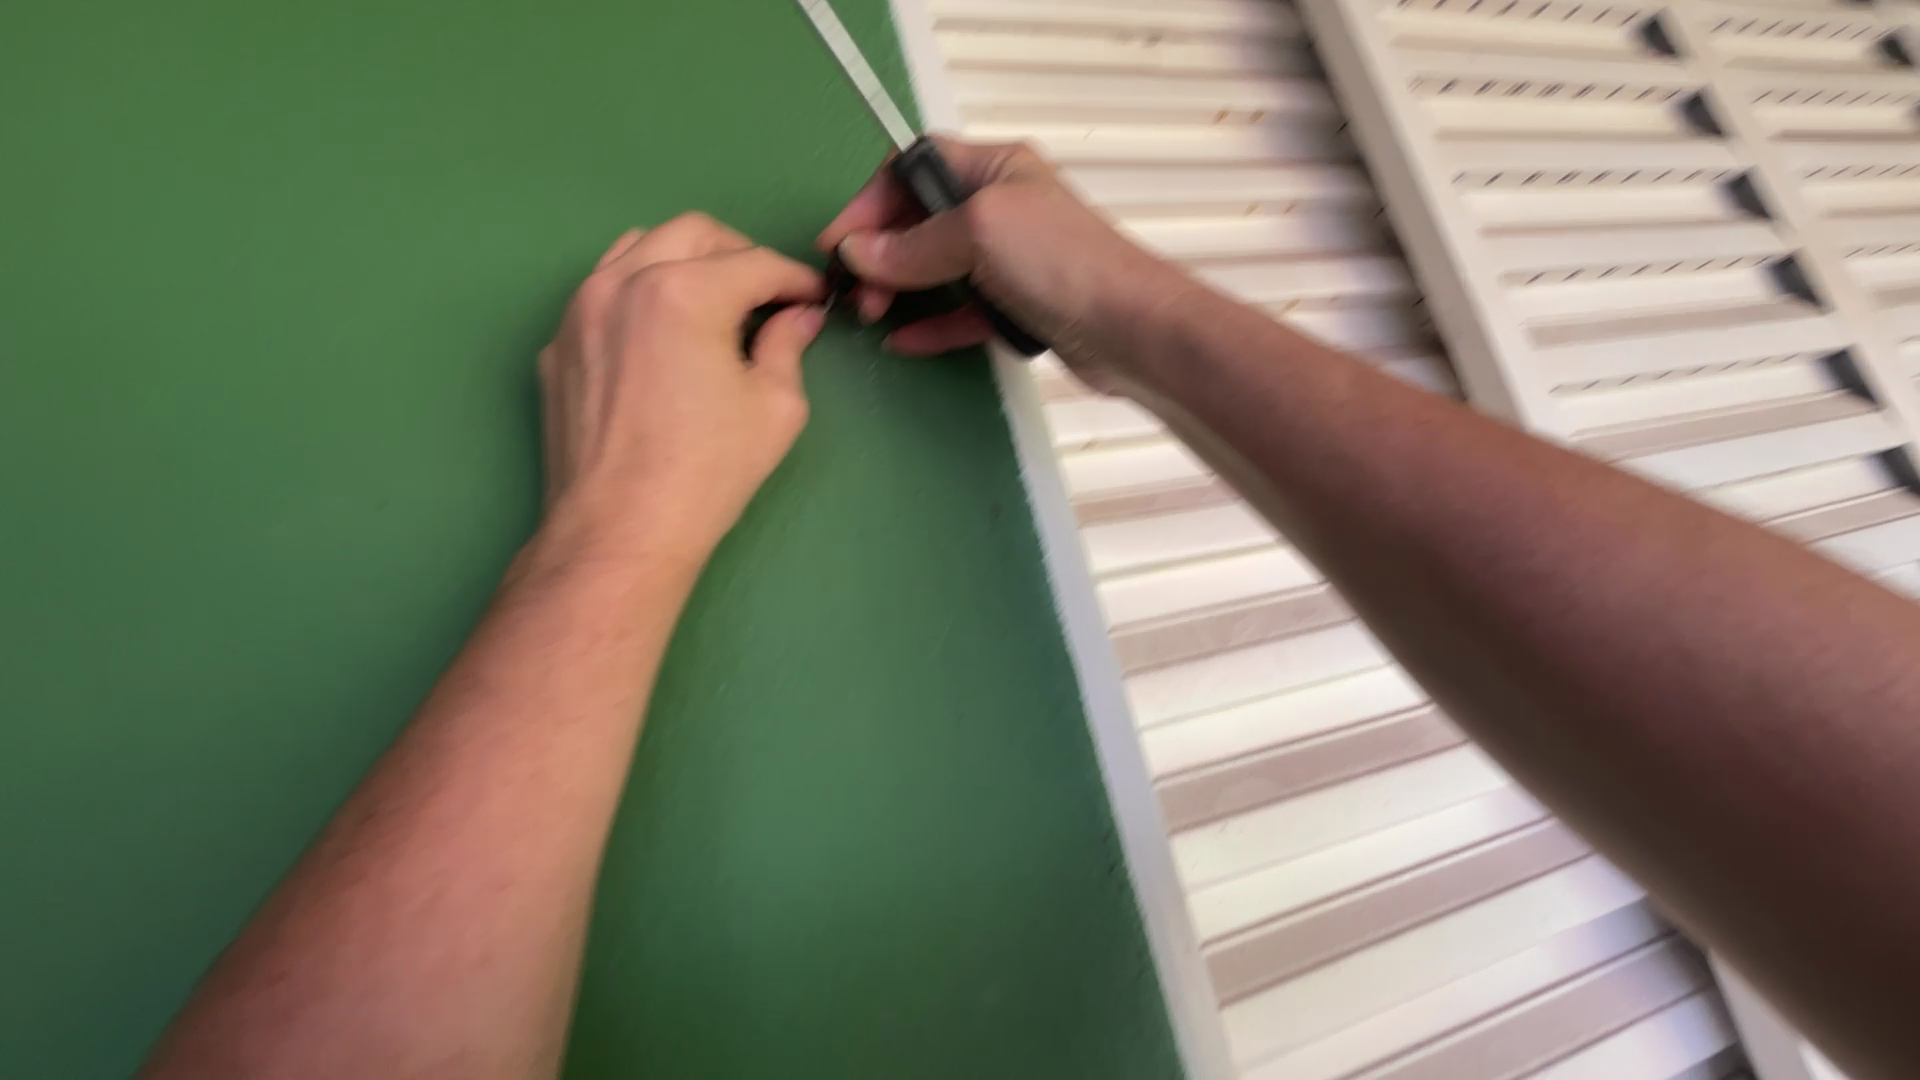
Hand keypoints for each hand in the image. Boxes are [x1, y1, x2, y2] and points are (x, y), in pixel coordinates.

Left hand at [536, 214, 826, 566]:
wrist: (622, 528)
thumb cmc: (710, 470)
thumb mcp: (776, 408)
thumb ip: (789, 346)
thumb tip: (799, 318)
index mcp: (686, 291)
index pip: (755, 263)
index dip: (794, 278)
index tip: (813, 297)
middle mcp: (624, 281)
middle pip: (692, 234)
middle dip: (741, 255)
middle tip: (769, 294)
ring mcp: (579, 310)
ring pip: (638, 249)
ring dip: (686, 262)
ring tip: (714, 305)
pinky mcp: (557, 345)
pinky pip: (603, 293)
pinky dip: (642, 295)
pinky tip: (662, 339)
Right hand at [816, 136, 1195, 394]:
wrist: (1128, 329)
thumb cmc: (1058, 261)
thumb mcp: (979, 232)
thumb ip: (915, 244)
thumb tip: (858, 252)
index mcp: (994, 169)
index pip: (915, 169)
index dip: (871, 202)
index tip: (840, 242)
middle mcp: (1000, 209)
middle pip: (921, 223)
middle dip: (883, 254)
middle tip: (857, 292)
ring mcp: (1009, 262)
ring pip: (939, 272)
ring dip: (902, 292)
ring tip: (873, 316)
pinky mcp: (1017, 308)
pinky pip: (962, 313)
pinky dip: (933, 325)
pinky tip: (904, 341)